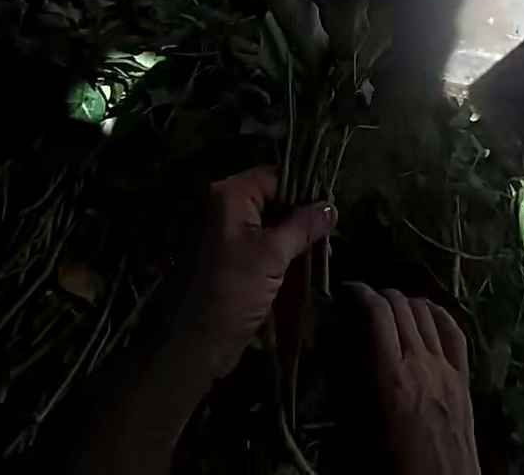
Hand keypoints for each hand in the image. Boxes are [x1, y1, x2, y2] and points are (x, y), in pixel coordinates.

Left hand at [172, 166, 335, 381]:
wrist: (192, 346)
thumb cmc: (231, 291)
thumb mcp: (273, 255)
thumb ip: (304, 225)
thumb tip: (331, 206)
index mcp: (229, 196)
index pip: (275, 176)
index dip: (304, 190)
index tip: (329, 209)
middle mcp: (222, 207)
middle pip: (273, 200)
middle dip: (302, 218)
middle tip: (328, 238)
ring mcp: (223, 233)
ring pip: (269, 224)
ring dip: (294, 239)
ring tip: (320, 256)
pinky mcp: (226, 258)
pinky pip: (259, 245)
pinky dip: (280, 254)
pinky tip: (302, 269)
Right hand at [347, 283, 478, 474]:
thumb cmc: (392, 469)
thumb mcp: (357, 433)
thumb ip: (346, 388)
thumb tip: (333, 352)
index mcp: (391, 377)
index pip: (377, 313)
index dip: (361, 293)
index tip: (347, 290)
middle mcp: (420, 363)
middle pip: (401, 306)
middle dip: (381, 295)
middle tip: (365, 301)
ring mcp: (446, 368)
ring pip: (426, 312)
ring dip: (406, 301)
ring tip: (392, 306)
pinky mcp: (464, 379)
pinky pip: (453, 331)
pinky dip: (438, 314)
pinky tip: (427, 312)